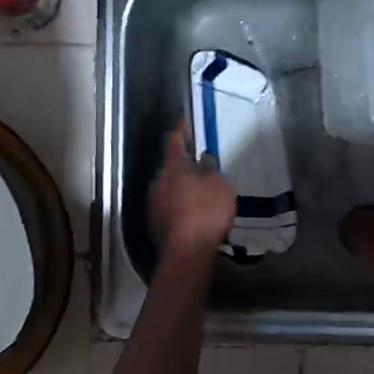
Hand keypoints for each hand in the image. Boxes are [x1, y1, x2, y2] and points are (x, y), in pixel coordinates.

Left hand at [150, 124, 235, 256]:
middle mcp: (158, 181)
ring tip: (201, 189)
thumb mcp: (219, 185)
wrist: (186, 252)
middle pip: (171, 165)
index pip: (174, 139)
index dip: (181, 128)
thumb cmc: (206, 212)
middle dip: (185, 162)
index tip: (186, 121)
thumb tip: (203, 159)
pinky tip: (195, 212)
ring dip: (183, 185)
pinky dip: (181, 204)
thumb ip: (211, 169)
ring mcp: (154, 203)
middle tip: (201, 161)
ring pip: (170, 187)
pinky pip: (170, 205)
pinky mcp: (156, 223)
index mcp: (173, 167)